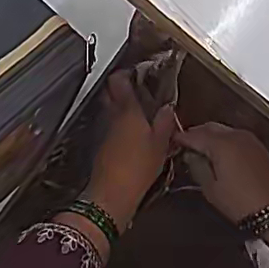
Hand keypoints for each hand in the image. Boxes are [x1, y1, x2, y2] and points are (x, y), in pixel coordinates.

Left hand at [85, 71, 178, 222]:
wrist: (112, 194)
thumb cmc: (138, 167)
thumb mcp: (160, 143)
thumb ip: (165, 122)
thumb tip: (168, 108)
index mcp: (127, 111)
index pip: (119, 81)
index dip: (126, 73)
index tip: (136, 73)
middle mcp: (111, 117)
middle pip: (109, 92)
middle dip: (120, 88)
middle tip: (137, 91)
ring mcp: (103, 131)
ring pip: (108, 110)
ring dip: (119, 107)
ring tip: (138, 113)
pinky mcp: (100, 146)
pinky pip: (108, 127)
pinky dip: (117, 125)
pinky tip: (131, 135)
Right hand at [176, 122, 268, 224]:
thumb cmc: (239, 201)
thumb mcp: (211, 188)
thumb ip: (197, 166)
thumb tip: (190, 155)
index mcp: (221, 144)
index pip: (194, 134)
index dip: (181, 137)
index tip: (172, 142)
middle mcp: (235, 135)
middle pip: (209, 127)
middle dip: (195, 134)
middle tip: (184, 145)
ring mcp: (249, 139)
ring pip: (223, 130)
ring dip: (210, 136)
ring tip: (200, 150)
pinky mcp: (257, 146)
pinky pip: (234, 136)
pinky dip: (223, 140)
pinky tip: (219, 153)